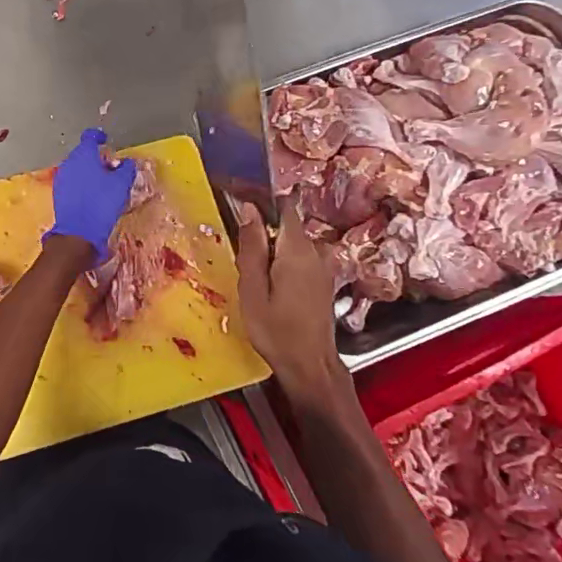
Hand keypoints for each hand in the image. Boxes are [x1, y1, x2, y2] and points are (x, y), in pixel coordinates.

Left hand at [45, 128, 135, 263]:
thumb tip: (126, 163)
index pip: (90, 137)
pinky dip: (81, 184)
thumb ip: (126, 168)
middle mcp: (69, 163)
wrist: (79, 233)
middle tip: (110, 167)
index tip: (105, 140)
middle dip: (96, 158)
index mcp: (84, 155)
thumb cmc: (102, 203)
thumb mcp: (122, 184)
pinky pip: (72, 182)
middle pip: (83, 153)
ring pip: (77, 168)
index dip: (99, 137)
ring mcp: (61, 179)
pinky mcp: (58, 194)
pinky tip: (92, 196)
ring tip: (103, 184)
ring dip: (88, 172)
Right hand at [234, 198, 348, 398]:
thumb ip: (251, 248)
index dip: (262, 197)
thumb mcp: (252, 289)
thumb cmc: (276, 330)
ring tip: (251, 275)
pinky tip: (268, 284)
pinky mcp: (323, 279)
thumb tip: (249, 209)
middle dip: (261, 231)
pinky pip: (299, 258)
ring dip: (271, 250)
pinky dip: (281, 262)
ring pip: (291, 243)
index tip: (239, 198)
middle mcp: (316, 250)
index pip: (283, 205)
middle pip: (285, 225)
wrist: (309, 364)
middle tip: (238, 253)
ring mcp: (324, 265)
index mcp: (297, 249)